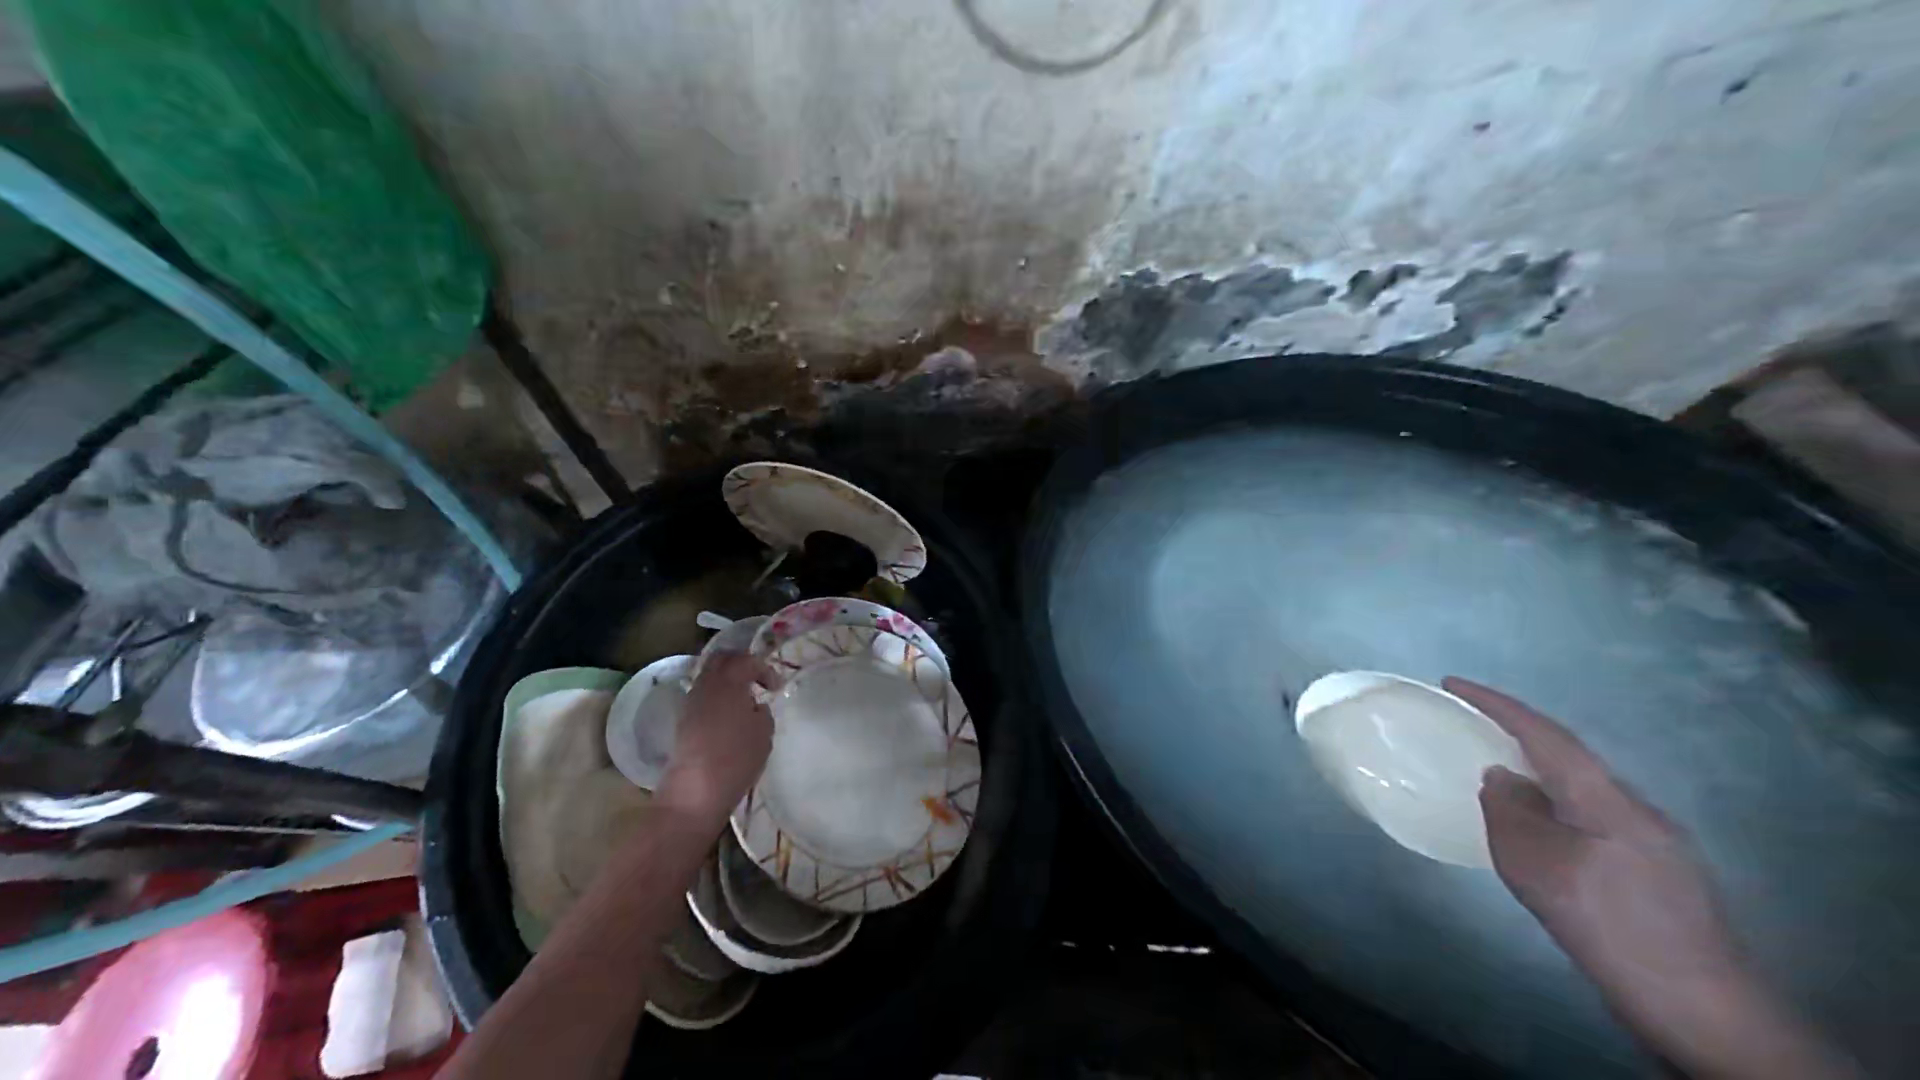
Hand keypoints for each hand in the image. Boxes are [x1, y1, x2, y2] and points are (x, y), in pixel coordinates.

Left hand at [656, 654, 772, 822]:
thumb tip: (753, 707)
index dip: (765, 669)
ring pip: (709, 677)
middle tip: (757, 680)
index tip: (776, 688)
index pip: (747, 660)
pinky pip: (703, 696)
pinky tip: (729, 717)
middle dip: (741, 664)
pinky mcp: (683, 721)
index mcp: (729, 682)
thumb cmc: (737, 757)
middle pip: (721, 659)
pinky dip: (717, 697)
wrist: (695, 791)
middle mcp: (706, 685)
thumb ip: (762, 712)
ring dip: (727, 682)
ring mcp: (691, 702)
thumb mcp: (764, 732)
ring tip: (744, 701)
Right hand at [1448, 678, 1855, 1079]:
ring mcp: (1654, 839)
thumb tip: (1502, 777)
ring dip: (1537, 772)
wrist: (1696, 1003)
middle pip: (1568, 755)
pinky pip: (1592, 815)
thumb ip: (1509, 808)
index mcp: (1604, 796)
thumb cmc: (1602, 919)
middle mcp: (1635, 806)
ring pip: (1582, 788)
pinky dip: (1555, 804)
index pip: (1544, 733)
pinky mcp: (1656, 869)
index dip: (1496, 704)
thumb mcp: (1533, 862)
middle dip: (1518, 733)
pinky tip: (1540, 827)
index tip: (1453, 683)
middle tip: (1471, 725)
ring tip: (1497, 774)